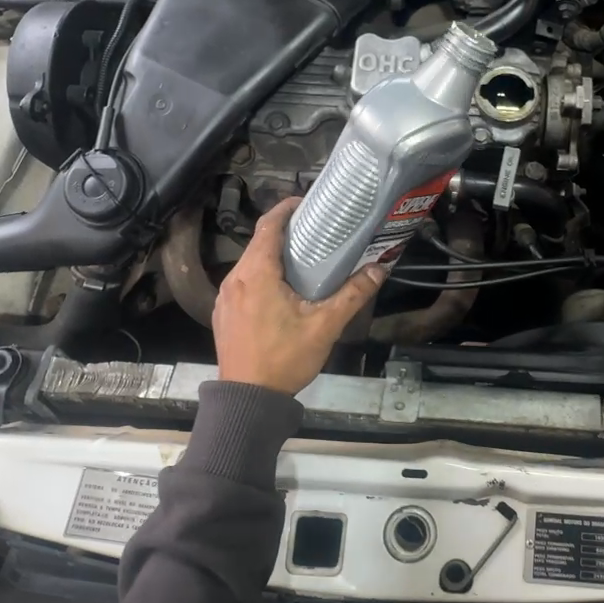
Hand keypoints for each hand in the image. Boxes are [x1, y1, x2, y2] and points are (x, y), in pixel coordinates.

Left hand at [211, 198, 386, 395]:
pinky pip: (244, 282)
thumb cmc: (284, 358)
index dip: (286, 209)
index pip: (267, 226)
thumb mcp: (325, 326)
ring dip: (274, 255)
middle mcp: (235, 279)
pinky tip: (283, 288)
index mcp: (256, 274)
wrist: (248, 399)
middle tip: (316, 231)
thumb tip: (379, 268)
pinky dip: (263, 275)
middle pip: (259, 243)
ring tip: (304, 258)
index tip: (307, 203)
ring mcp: (226, 297)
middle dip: (285, 233)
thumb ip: (352, 294)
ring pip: (251, 263)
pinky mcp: (224, 313)